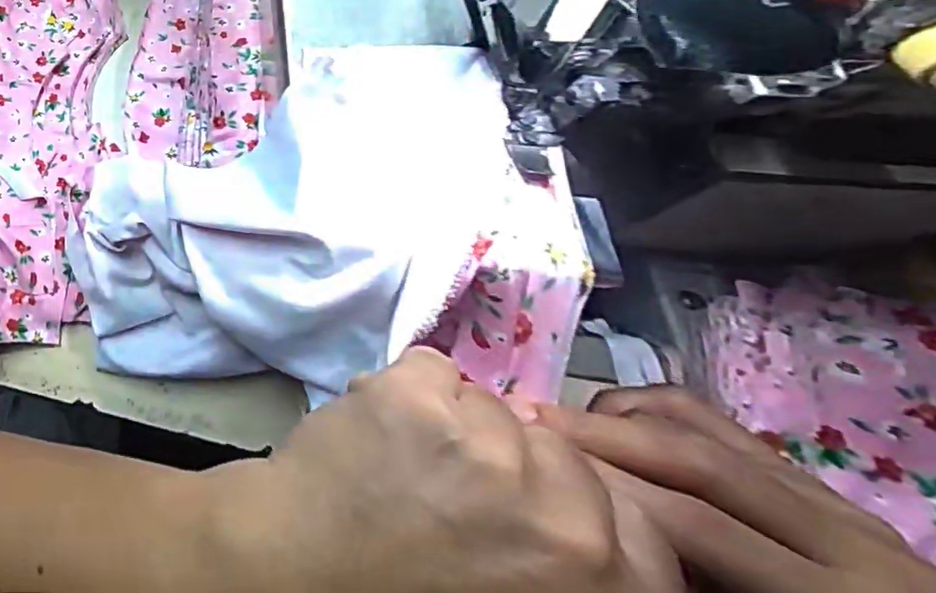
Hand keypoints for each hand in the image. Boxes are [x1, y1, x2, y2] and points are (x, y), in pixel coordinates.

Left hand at [200, 347, 681, 591]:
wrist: (302, 567)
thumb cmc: (411, 588)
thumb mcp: (522, 589)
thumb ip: (563, 550)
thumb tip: (578, 498)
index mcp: (598, 572)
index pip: (633, 509)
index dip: (575, 492)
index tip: (530, 491)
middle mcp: (556, 506)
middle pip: (551, 442)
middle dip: (507, 452)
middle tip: (453, 480)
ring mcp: (481, 443)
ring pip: (484, 398)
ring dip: (449, 417)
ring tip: (409, 456)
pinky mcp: (415, 398)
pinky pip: (431, 366)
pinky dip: (408, 386)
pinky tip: (382, 424)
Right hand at [531, 386, 935, 592]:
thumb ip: (690, 584)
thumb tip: (604, 531)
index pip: (697, 522)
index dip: (612, 490)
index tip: (542, 469)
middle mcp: (839, 534)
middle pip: (694, 456)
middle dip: (600, 433)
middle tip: (529, 419)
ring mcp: (826, 496)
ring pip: (704, 425)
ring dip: (618, 412)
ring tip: (562, 416)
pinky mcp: (812, 478)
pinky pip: (718, 422)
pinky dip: (653, 409)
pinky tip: (614, 418)